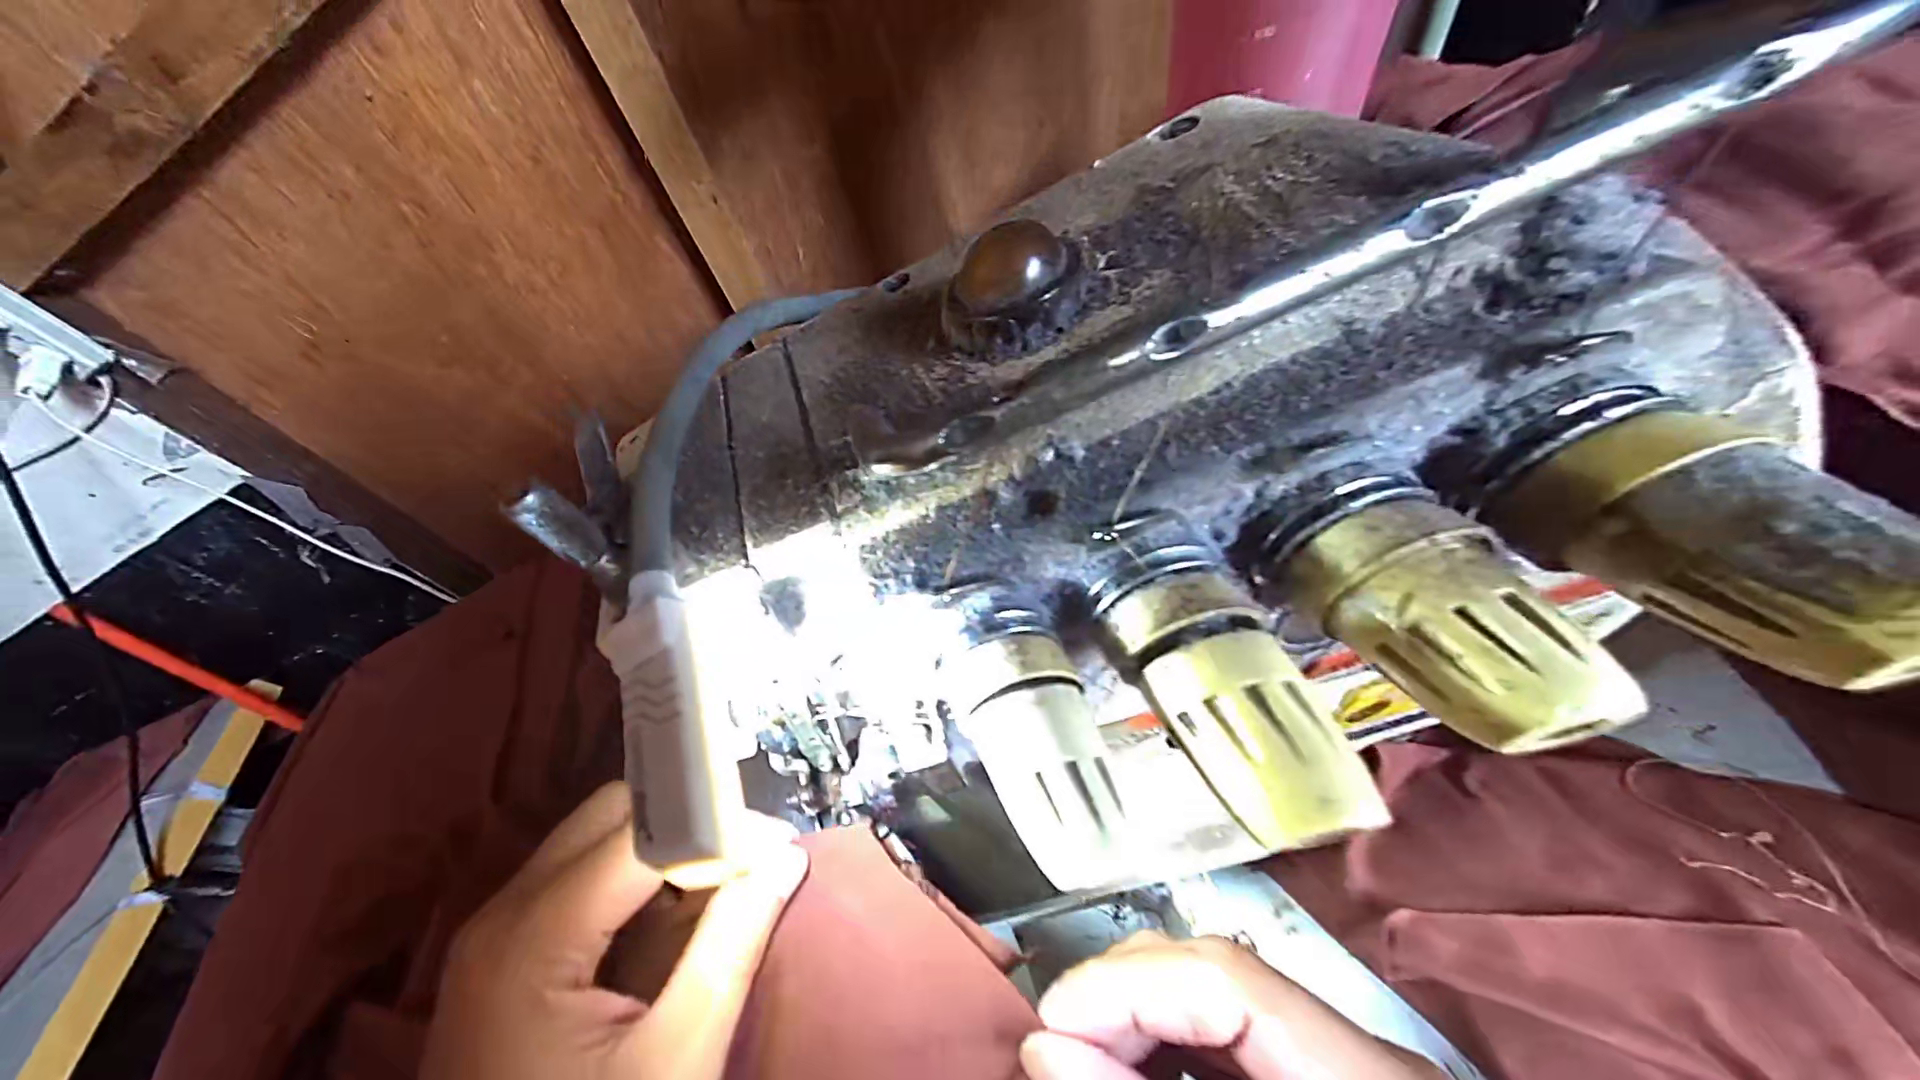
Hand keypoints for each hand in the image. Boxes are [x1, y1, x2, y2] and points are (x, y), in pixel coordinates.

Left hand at [421, 782, 808, 1079]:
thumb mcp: (676, 1060)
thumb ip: (731, 945)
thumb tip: (784, 856)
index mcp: (531, 939)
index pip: (644, 835)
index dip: (718, 828)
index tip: (778, 845)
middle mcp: (505, 914)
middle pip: (615, 816)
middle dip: (692, 825)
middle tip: (752, 863)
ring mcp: (499, 931)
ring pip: (602, 837)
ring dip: (671, 848)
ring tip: (724, 890)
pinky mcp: (509, 952)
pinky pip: (587, 875)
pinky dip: (643, 878)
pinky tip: (677, 920)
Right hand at [1020, 931, 1444, 1079]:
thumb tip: (1047, 1047)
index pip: (1225, 978)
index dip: (1124, 986)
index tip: (1051, 1029)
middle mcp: (1360, 1057)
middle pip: (1210, 970)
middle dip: (1117, 1000)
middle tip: (1058, 1054)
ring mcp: (1342, 1068)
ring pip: (1211, 997)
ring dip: (1134, 1023)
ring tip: (1085, 1062)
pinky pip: (1225, 1039)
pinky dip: (1165, 1052)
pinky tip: (1134, 1074)